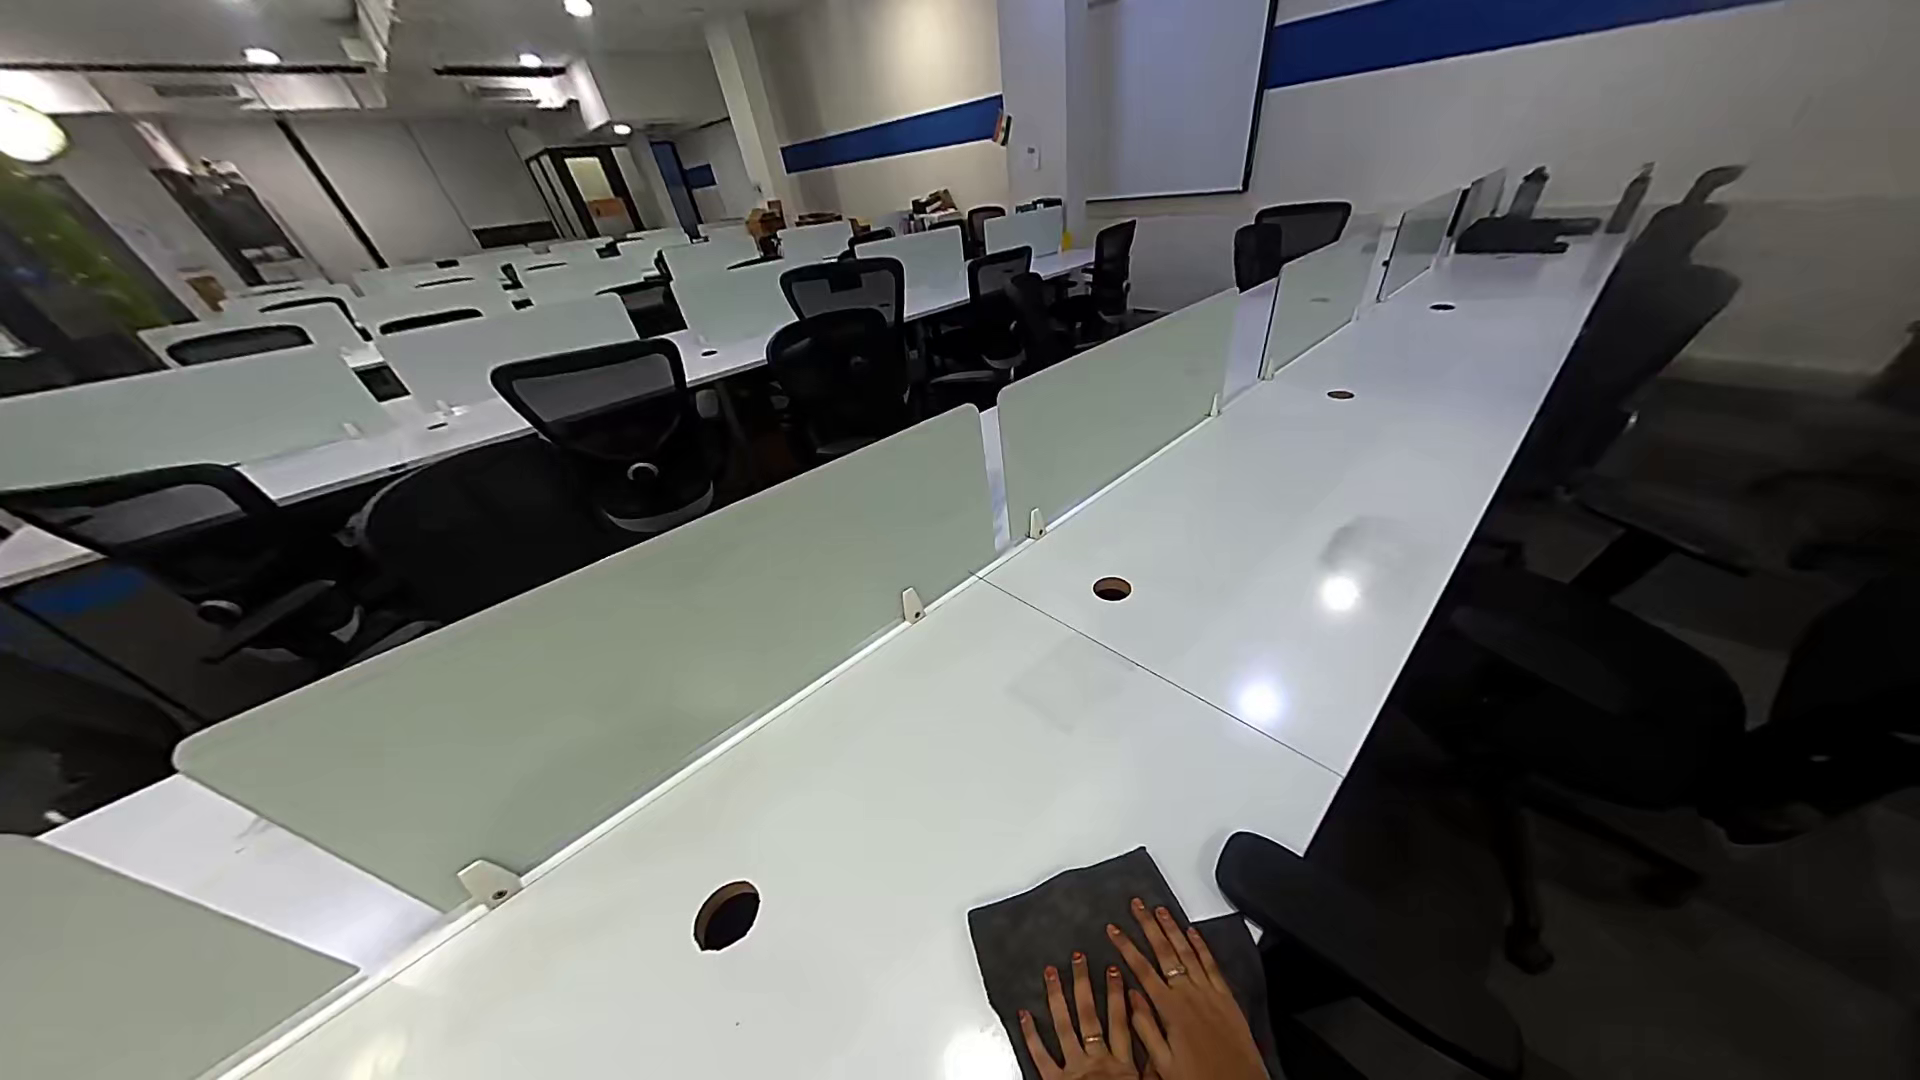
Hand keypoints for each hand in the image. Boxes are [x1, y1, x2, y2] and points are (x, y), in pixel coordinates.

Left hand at [1016, 950, 1140, 1079]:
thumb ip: (1153, 1072)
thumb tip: (1161, 1049)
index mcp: (1121, 1068)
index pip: (1120, 1023)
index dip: (1117, 995)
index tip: (1113, 969)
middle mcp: (1096, 1063)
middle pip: (1089, 1016)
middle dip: (1083, 984)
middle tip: (1077, 957)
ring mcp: (1073, 1071)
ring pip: (1064, 1027)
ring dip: (1056, 997)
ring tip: (1050, 972)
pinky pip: (1041, 1056)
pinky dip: (1031, 1034)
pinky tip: (1024, 1014)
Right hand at [1106, 898, 1267, 1079]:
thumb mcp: (1164, 1064)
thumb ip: (1145, 1027)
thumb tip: (1130, 995)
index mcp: (1170, 1009)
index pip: (1141, 968)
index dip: (1125, 946)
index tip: (1113, 929)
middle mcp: (1189, 994)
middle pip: (1164, 951)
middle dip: (1148, 924)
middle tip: (1137, 905)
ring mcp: (1209, 993)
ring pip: (1187, 951)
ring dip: (1172, 928)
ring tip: (1160, 909)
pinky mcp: (1227, 998)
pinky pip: (1212, 964)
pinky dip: (1201, 946)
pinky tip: (1193, 932)